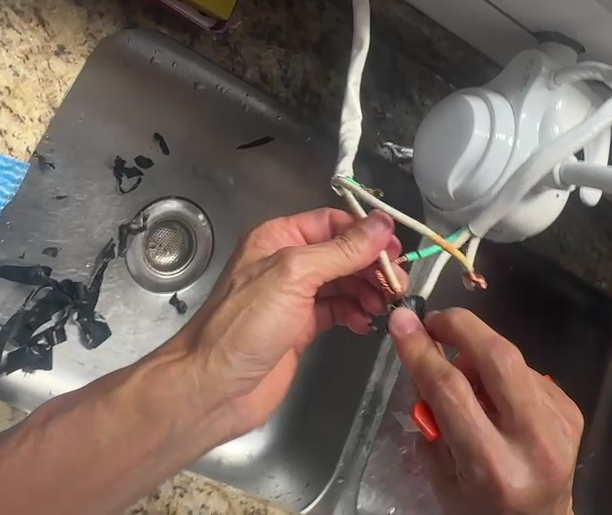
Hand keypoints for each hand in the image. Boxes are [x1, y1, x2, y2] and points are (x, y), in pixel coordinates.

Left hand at [151, 208, 396, 441]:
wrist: (213, 387)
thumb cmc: (245, 324)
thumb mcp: (294, 275)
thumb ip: (341, 250)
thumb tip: (381, 225)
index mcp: (278, 238)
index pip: (331, 223)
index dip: (364, 233)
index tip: (395, 249)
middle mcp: (287, 262)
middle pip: (341, 252)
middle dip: (370, 265)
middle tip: (397, 283)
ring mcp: (294, 296)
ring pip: (342, 282)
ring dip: (366, 290)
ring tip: (384, 306)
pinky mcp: (300, 328)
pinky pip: (337, 310)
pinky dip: (355, 313)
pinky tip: (366, 322)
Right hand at [389, 307, 582, 514]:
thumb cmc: (478, 506)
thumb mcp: (440, 472)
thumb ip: (429, 410)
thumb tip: (416, 341)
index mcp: (492, 468)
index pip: (451, 390)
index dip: (422, 350)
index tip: (401, 321)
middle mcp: (533, 443)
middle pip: (498, 357)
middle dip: (459, 326)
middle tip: (433, 322)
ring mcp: (559, 424)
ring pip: (509, 357)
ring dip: (476, 354)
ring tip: (466, 380)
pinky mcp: (570, 410)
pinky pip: (523, 369)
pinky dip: (498, 372)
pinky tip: (495, 395)